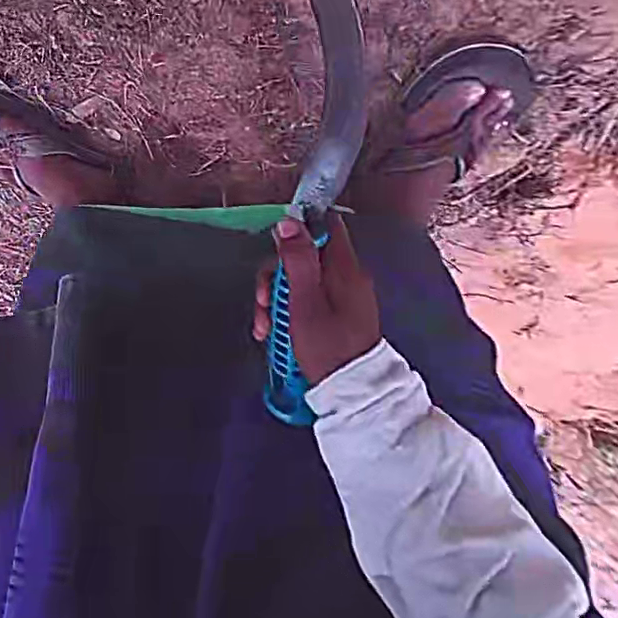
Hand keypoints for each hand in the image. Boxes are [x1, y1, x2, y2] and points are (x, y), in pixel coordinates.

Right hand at [252, 212, 382, 383]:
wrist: (354, 395)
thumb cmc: (328, 345)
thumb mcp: (305, 300)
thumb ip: (298, 259)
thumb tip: (288, 222)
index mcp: (344, 267)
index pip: (326, 224)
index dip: (299, 227)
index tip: (276, 246)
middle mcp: (346, 276)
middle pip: (304, 256)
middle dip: (276, 276)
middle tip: (264, 300)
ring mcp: (342, 296)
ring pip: (300, 280)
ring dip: (276, 298)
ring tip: (265, 325)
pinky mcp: (336, 315)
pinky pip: (307, 300)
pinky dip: (288, 312)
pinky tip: (274, 332)